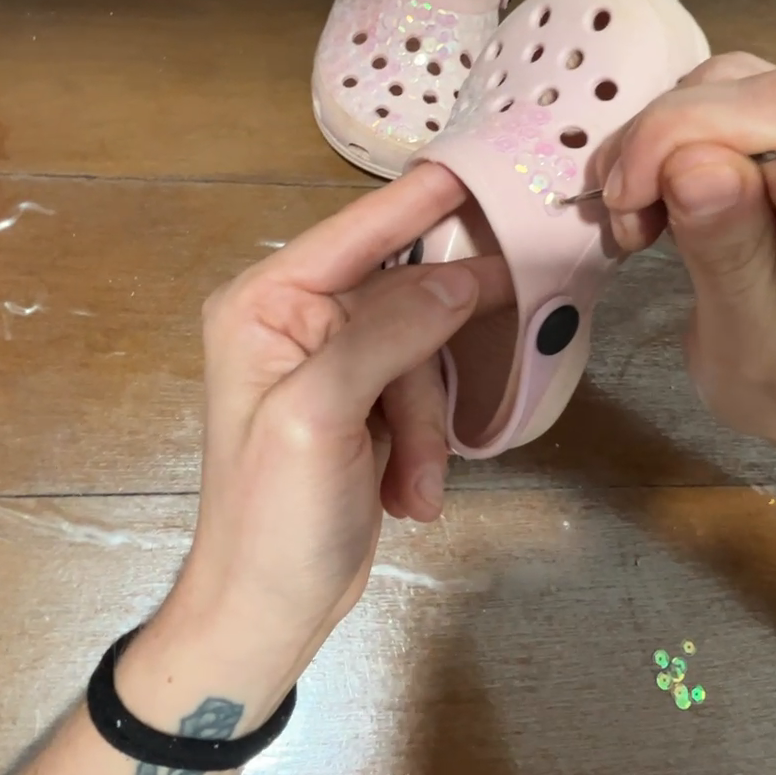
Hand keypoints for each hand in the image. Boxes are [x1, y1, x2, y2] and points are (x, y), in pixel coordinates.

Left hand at [145, 164, 510, 682]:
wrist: (271, 609)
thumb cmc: (274, 516)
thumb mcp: (320, 417)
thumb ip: (387, 335)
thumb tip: (461, 277)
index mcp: (266, 304)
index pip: (353, 232)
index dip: (416, 200)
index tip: (474, 165)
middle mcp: (298, 321)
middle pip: (399, 295)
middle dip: (432, 355)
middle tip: (509, 312)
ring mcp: (334, 363)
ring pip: (420, 353)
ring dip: (428, 423)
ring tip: (417, 482)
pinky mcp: (364, 401)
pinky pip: (420, 392)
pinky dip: (426, 443)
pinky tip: (412, 492)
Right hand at [597, 54, 775, 536]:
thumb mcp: (747, 356)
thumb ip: (729, 259)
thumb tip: (690, 162)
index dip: (682, 132)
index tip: (621, 200)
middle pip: (756, 93)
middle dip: (660, 142)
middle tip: (623, 219)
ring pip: (738, 83)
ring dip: (663, 141)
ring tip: (641, 215)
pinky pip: (739, 99)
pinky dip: (680, 138)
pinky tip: (666, 193)